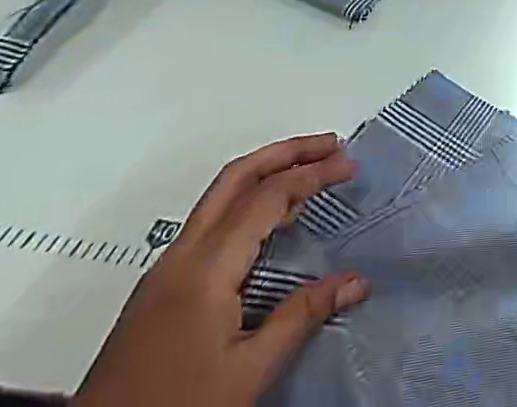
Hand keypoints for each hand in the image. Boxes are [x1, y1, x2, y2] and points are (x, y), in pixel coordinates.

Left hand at [73, 134, 369, 406]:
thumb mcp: (248, 372)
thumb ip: (301, 317)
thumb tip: (353, 282)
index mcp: (206, 267)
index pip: (267, 197)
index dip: (312, 174)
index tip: (347, 166)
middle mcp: (182, 253)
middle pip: (237, 176)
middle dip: (286, 152)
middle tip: (329, 145)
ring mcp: (167, 265)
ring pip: (220, 194)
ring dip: (266, 170)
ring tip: (308, 168)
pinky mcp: (162, 283)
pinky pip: (211, 219)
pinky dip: (247, 199)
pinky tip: (270, 218)